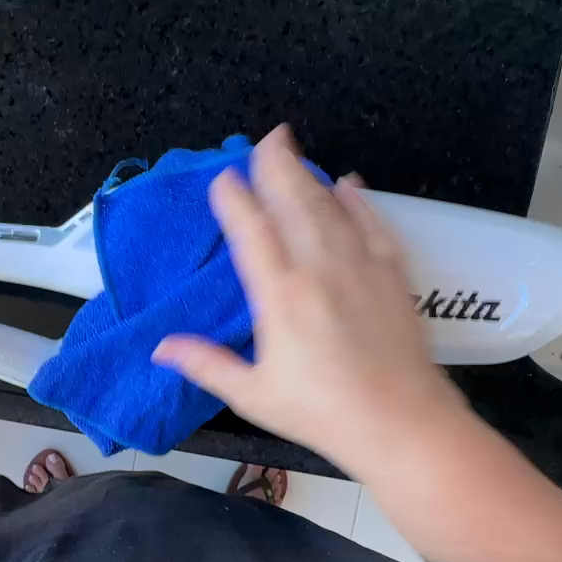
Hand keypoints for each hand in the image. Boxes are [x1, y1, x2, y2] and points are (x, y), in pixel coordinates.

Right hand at [152, 125, 474, 480]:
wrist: (400, 424)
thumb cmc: (320, 412)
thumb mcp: (252, 393)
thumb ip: (206, 364)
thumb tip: (162, 348)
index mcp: (281, 297)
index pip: (253, 235)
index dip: (236, 203)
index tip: (224, 177)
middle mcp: (321, 271)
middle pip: (295, 206)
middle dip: (278, 169)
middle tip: (268, 138)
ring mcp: (361, 269)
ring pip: (332, 210)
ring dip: (311, 177)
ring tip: (295, 151)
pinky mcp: (394, 278)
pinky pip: (375, 227)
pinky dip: (361, 202)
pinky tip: (351, 184)